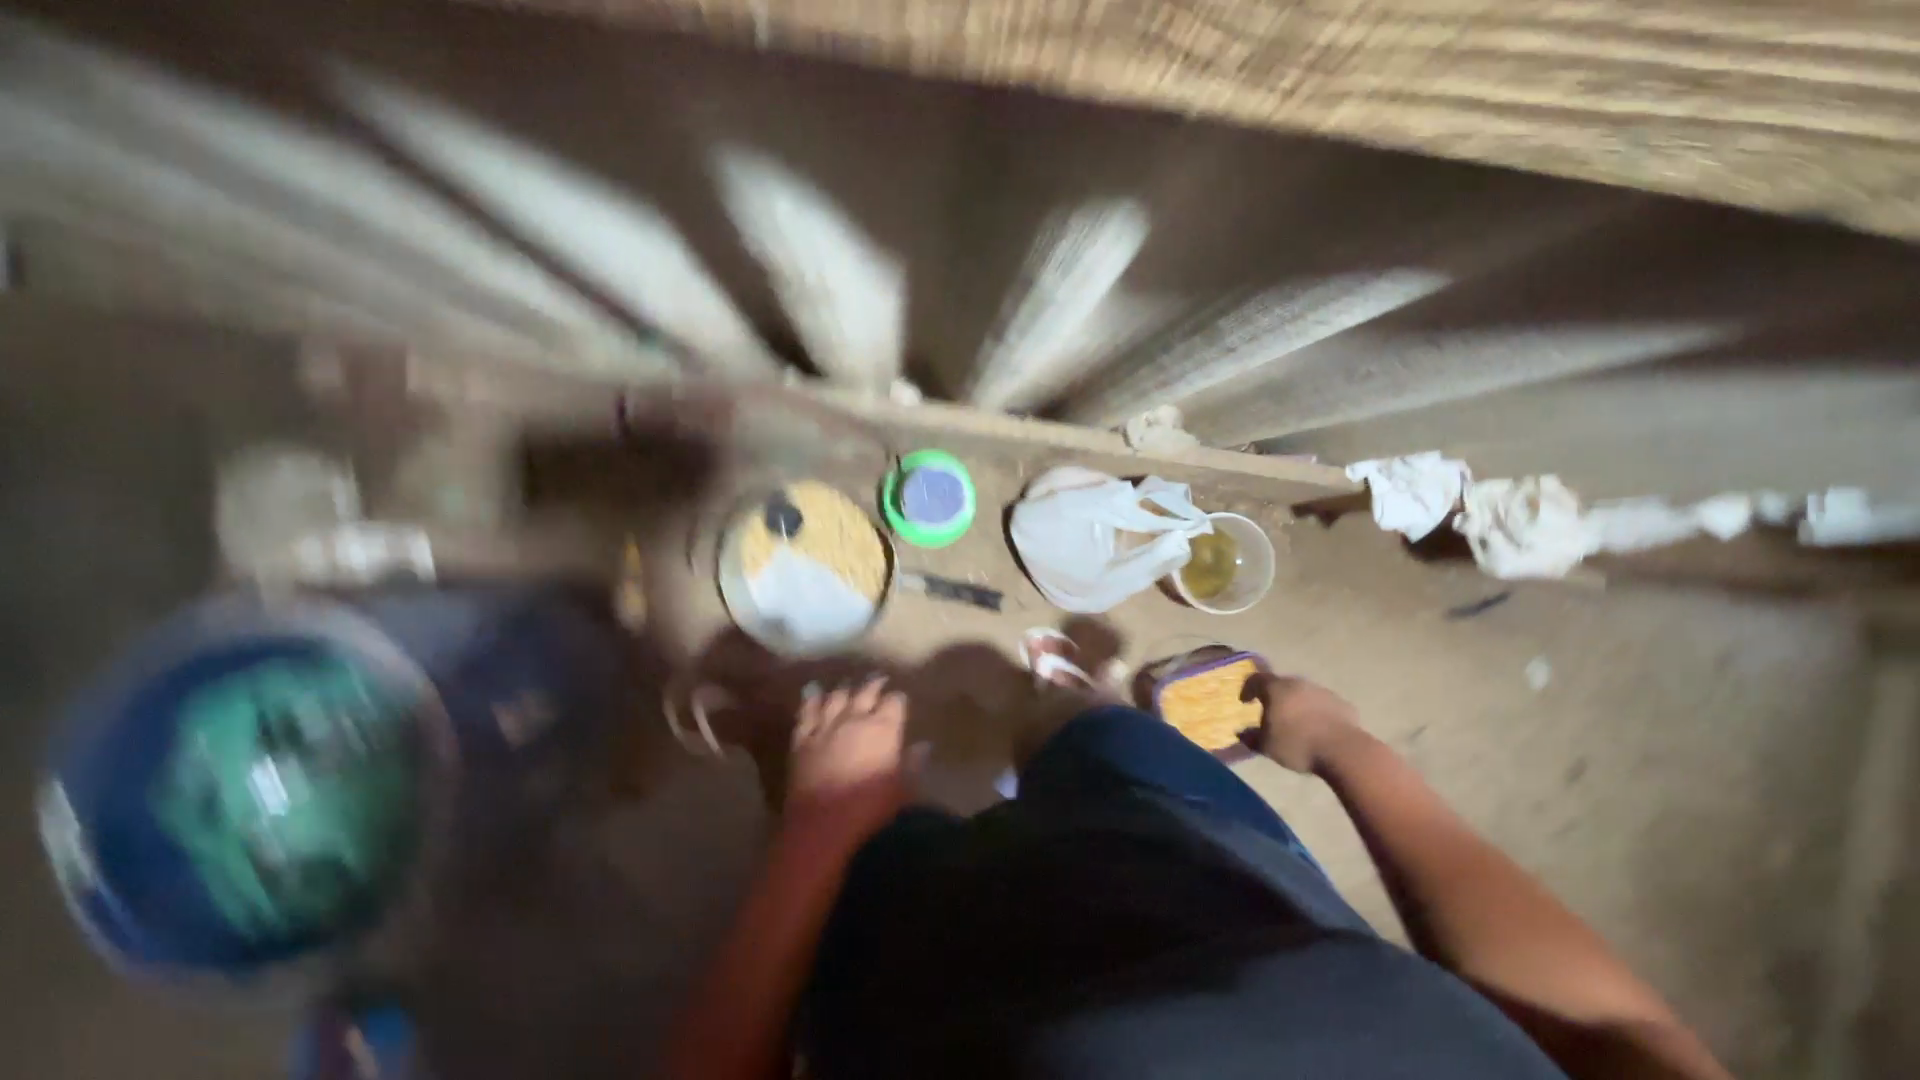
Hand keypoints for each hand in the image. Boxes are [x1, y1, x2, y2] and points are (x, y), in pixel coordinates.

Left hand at [787, 677, 909, 827]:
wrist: (822, 822)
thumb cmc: (869, 807)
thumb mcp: (902, 789)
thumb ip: (913, 763)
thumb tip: (924, 745)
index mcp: (883, 728)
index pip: (895, 702)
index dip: (898, 699)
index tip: (900, 700)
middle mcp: (855, 718)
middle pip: (865, 692)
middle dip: (873, 684)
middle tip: (878, 678)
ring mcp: (826, 725)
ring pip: (836, 697)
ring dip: (844, 688)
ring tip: (848, 683)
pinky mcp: (803, 737)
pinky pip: (807, 711)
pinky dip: (811, 698)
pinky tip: (812, 690)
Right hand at [1241, 673, 1365, 773]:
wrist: (1343, 750)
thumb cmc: (1297, 744)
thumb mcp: (1267, 746)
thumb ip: (1251, 737)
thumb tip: (1242, 733)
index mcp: (1277, 689)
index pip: (1256, 679)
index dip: (1248, 688)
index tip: (1245, 701)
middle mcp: (1299, 684)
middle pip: (1282, 684)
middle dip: (1274, 696)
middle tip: (1271, 712)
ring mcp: (1323, 692)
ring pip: (1304, 693)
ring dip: (1297, 704)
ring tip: (1296, 723)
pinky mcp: (1342, 704)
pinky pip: (1323, 704)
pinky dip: (1316, 712)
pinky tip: (1317, 729)